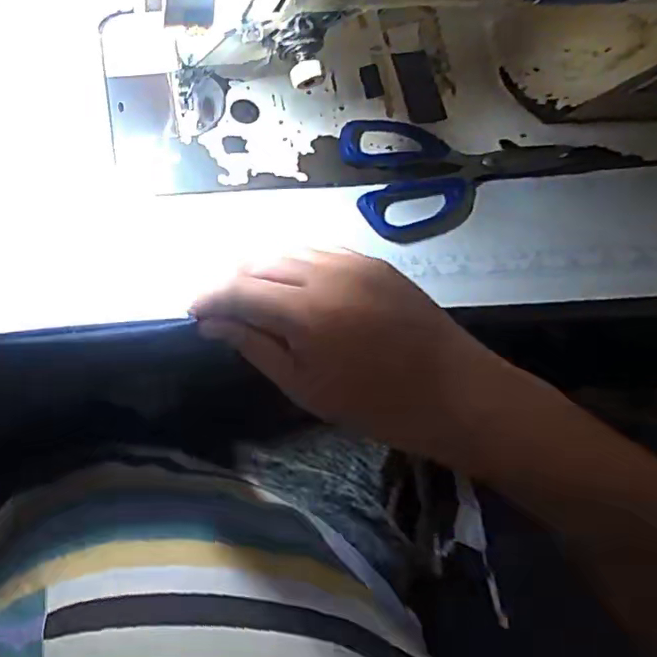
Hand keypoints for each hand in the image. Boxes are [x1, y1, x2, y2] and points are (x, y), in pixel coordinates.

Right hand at [190, 250, 556, 472]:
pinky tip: (289, 286)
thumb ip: (252, 345)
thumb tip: (211, 322)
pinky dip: (290, 264)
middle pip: (255, 263)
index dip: (208, 298)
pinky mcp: (372, 261)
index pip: (236, 290)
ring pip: (283, 251)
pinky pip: (315, 251)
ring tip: (250, 298)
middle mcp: (325, 276)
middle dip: (229, 283)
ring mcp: (352, 263)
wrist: (465, 397)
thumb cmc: (378, 406)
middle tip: (219, 309)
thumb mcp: (303, 385)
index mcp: (307, 314)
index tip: (192, 312)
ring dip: (257, 270)